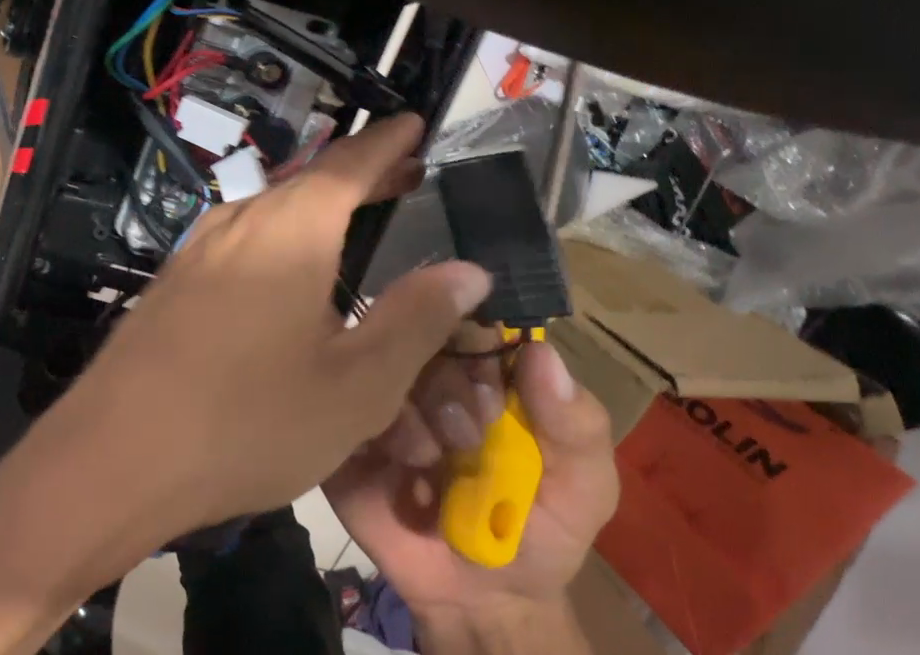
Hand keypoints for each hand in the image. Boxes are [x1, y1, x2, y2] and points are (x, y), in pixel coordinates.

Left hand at [54, 113, 495, 536]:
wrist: (118, 450)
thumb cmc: (249, 421)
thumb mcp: (356, 385)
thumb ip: (414, 319)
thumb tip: (467, 268)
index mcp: (287, 232)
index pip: (346, 166)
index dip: (384, 144)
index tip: (412, 123)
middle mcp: (234, 225)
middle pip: (303, 185)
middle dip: (355, 176)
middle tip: (403, 174)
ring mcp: (193, 253)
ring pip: (264, 213)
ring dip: (313, 210)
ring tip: (354, 219)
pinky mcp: (170, 284)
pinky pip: (236, 244)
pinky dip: (276, 239)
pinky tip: (286, 274)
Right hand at [322, 335, 618, 639]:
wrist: (472, 600)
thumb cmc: (533, 536)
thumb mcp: (582, 490)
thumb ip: (578, 427)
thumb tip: (542, 351)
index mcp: (477, 374)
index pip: (463, 318)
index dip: (475, 340)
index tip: (493, 392)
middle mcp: (420, 375)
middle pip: (412, 333)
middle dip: (444, 382)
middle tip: (468, 438)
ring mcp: (373, 398)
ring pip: (373, 364)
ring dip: (408, 410)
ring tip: (429, 460)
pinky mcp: (337, 430)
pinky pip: (337, 403)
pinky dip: (369, 427)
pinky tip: (394, 466)